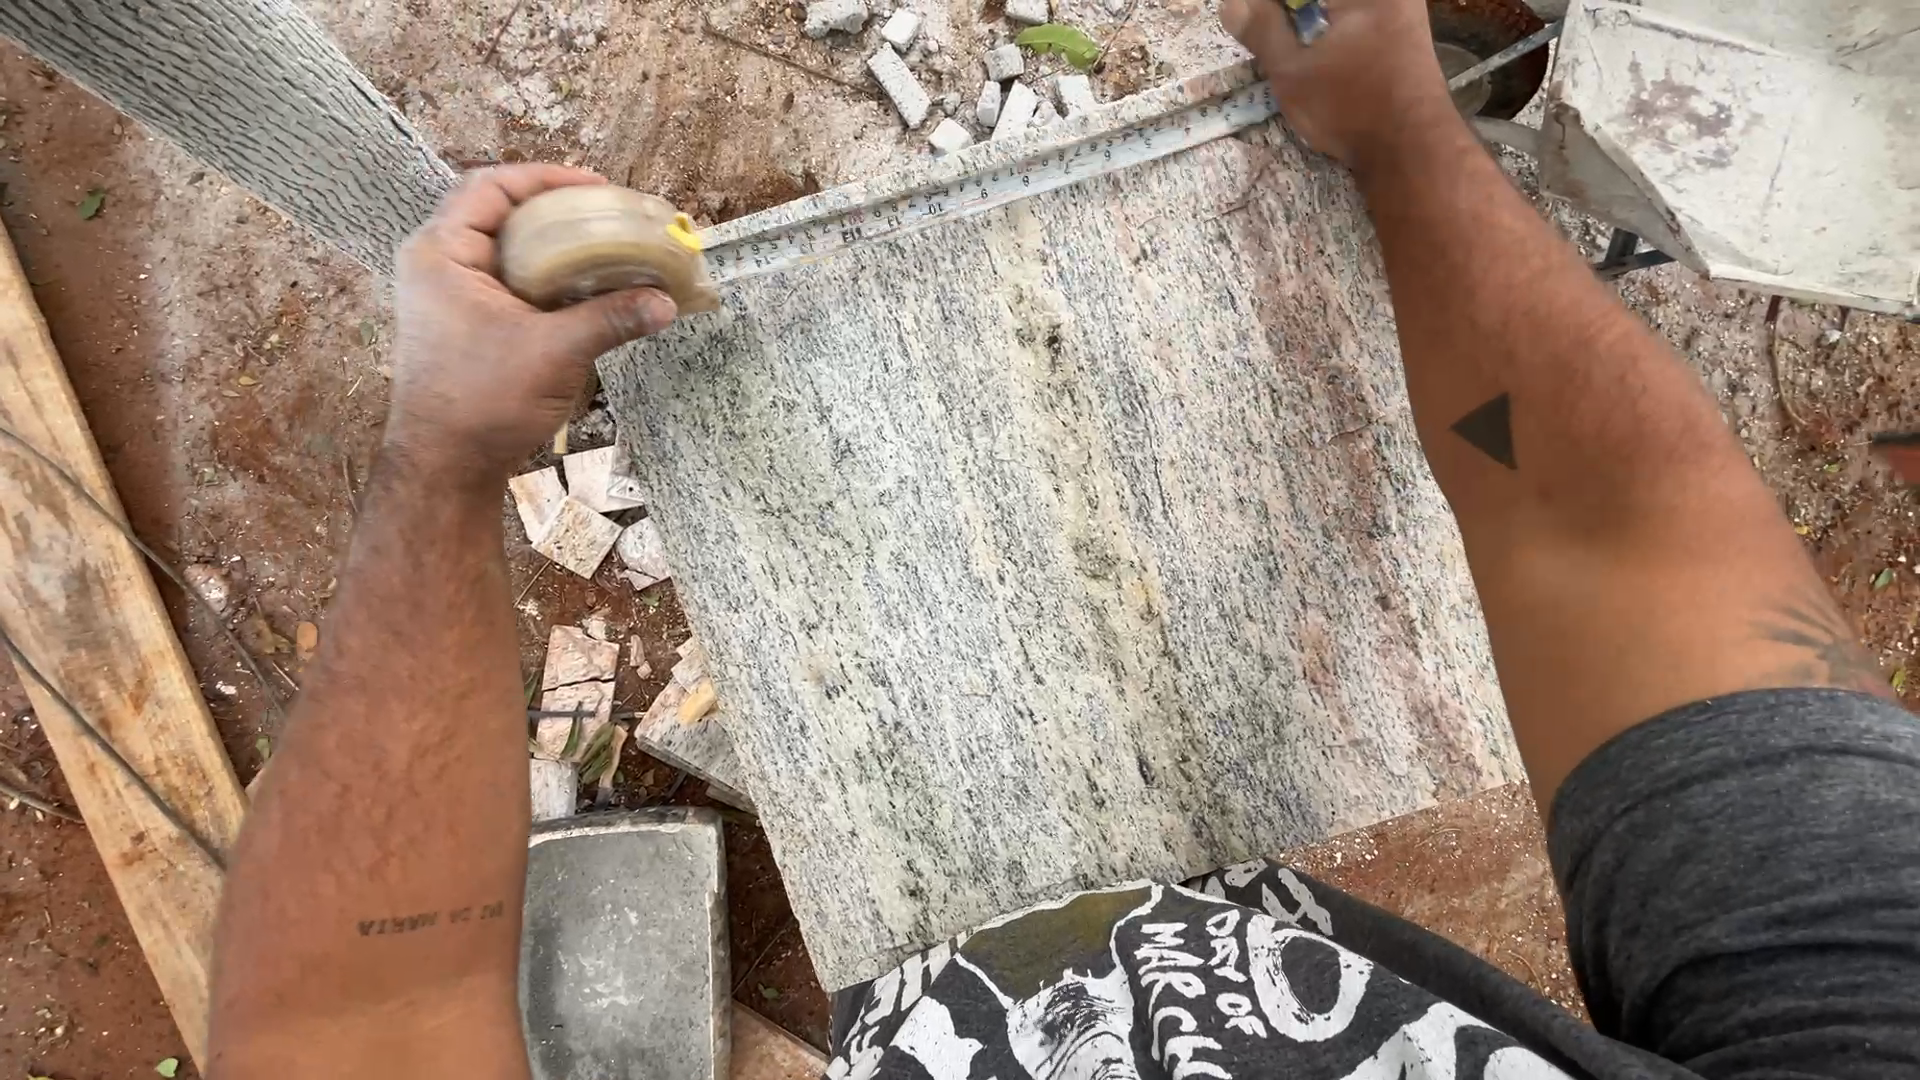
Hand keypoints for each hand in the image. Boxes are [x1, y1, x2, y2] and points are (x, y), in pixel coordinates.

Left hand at [384, 165, 677, 482]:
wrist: (448, 461)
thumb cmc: (484, 399)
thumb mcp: (554, 352)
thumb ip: (611, 319)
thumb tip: (666, 303)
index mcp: (442, 253)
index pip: (490, 187)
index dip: (545, 178)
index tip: (597, 186)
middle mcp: (442, 266)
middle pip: (503, 216)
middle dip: (558, 213)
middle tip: (609, 218)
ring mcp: (456, 298)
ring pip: (512, 254)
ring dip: (558, 249)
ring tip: (606, 252)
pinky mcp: (473, 326)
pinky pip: (517, 287)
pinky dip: (553, 282)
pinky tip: (588, 293)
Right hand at [1219, 0, 1457, 171]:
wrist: (1407, 142)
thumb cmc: (1348, 104)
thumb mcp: (1292, 70)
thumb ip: (1261, 31)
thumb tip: (1231, 2)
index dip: (1274, 10)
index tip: (1256, 21)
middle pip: (1319, 3)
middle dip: (1289, 16)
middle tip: (1266, 36)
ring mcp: (1401, 4)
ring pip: (1339, 11)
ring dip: (1307, 27)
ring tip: (1287, 50)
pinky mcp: (1403, 28)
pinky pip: (1357, 19)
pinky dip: (1331, 33)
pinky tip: (1319, 60)